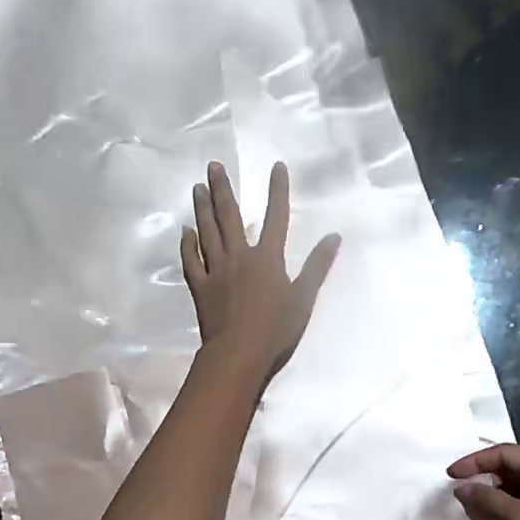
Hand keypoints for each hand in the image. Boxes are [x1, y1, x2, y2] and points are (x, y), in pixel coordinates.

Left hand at [184, 161, 340, 376]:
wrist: (239, 353)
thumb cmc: (277, 329)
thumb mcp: (304, 298)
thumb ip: (318, 266)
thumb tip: (334, 237)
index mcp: (268, 258)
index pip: (276, 217)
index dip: (277, 191)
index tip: (276, 166)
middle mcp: (239, 257)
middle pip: (230, 217)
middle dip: (223, 189)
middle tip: (214, 166)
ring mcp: (216, 271)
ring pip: (207, 232)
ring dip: (202, 208)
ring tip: (197, 187)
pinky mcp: (200, 287)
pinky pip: (191, 260)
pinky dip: (187, 244)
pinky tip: (186, 231)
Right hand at [447, 445, 519, 519]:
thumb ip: (489, 500)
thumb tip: (462, 486)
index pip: (506, 451)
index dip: (474, 461)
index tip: (449, 475)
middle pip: (517, 463)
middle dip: (487, 475)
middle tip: (462, 491)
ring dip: (501, 491)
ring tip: (479, 506)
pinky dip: (517, 503)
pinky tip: (505, 517)